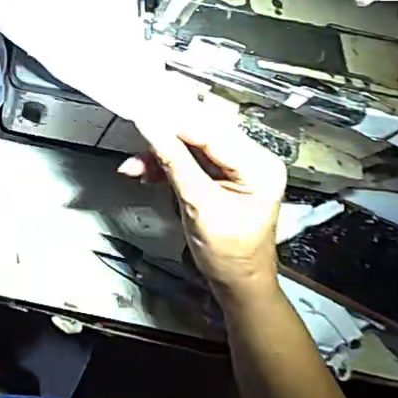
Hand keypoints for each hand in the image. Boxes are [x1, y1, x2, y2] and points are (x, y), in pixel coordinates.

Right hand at [120, 110, 286, 294]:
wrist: (237, 282)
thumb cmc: (232, 256)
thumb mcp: (199, 207)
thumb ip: (175, 164)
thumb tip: (153, 130)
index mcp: (259, 167)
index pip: (212, 134)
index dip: (176, 124)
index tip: (146, 116)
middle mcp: (251, 160)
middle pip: (201, 134)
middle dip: (165, 137)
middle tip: (139, 128)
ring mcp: (235, 166)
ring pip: (189, 145)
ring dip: (160, 154)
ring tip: (137, 164)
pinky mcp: (218, 173)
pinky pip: (187, 158)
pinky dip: (165, 164)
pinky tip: (146, 170)